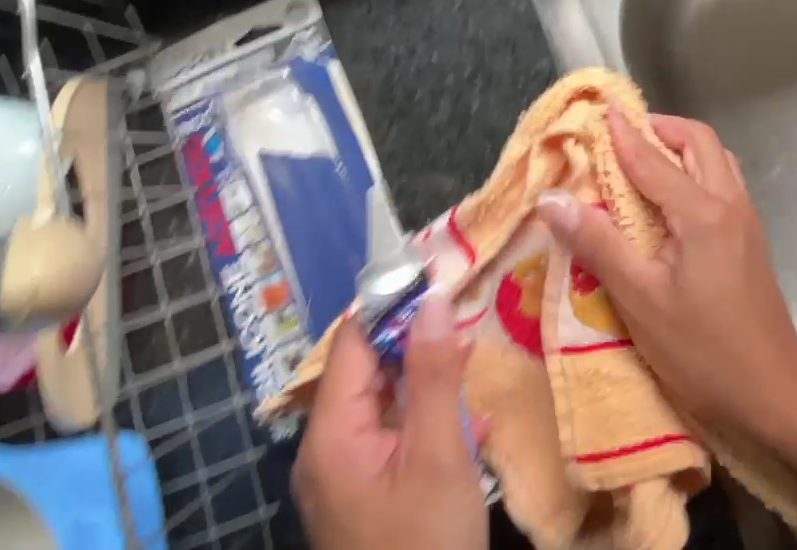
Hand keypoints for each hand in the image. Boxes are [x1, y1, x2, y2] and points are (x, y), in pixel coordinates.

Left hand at [292, 298, 487, 549]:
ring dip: (425, 376)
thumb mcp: (440, 455)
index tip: (438, 273)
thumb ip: (434, 374)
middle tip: (464, 312)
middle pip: (366, 369)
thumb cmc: (425, 542)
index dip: (392, 303)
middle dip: (414, 338)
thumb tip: (433, 299)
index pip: (353, 342)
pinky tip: (466, 417)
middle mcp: (326, 448)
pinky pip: (391, 434)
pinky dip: (425, 416)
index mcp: (331, 434)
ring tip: (470, 353)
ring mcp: (344, 473)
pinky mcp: (365, 493)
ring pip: (382, 401)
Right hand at [536, 110, 796, 485]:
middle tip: (622, 136)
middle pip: (699, 141)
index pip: (653, 158)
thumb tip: (552, 199)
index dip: (622, 134)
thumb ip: (598, 243)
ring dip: (682, 148)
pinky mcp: (751, 239)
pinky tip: (672, 201)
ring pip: (717, 159)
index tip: (597, 112)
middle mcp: (730, 203)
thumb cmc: (702, 350)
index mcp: (702, 212)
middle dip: (661, 128)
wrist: (773, 392)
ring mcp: (747, 220)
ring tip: (643, 161)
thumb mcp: (639, 300)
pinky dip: (697, 171)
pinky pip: (724, 183)